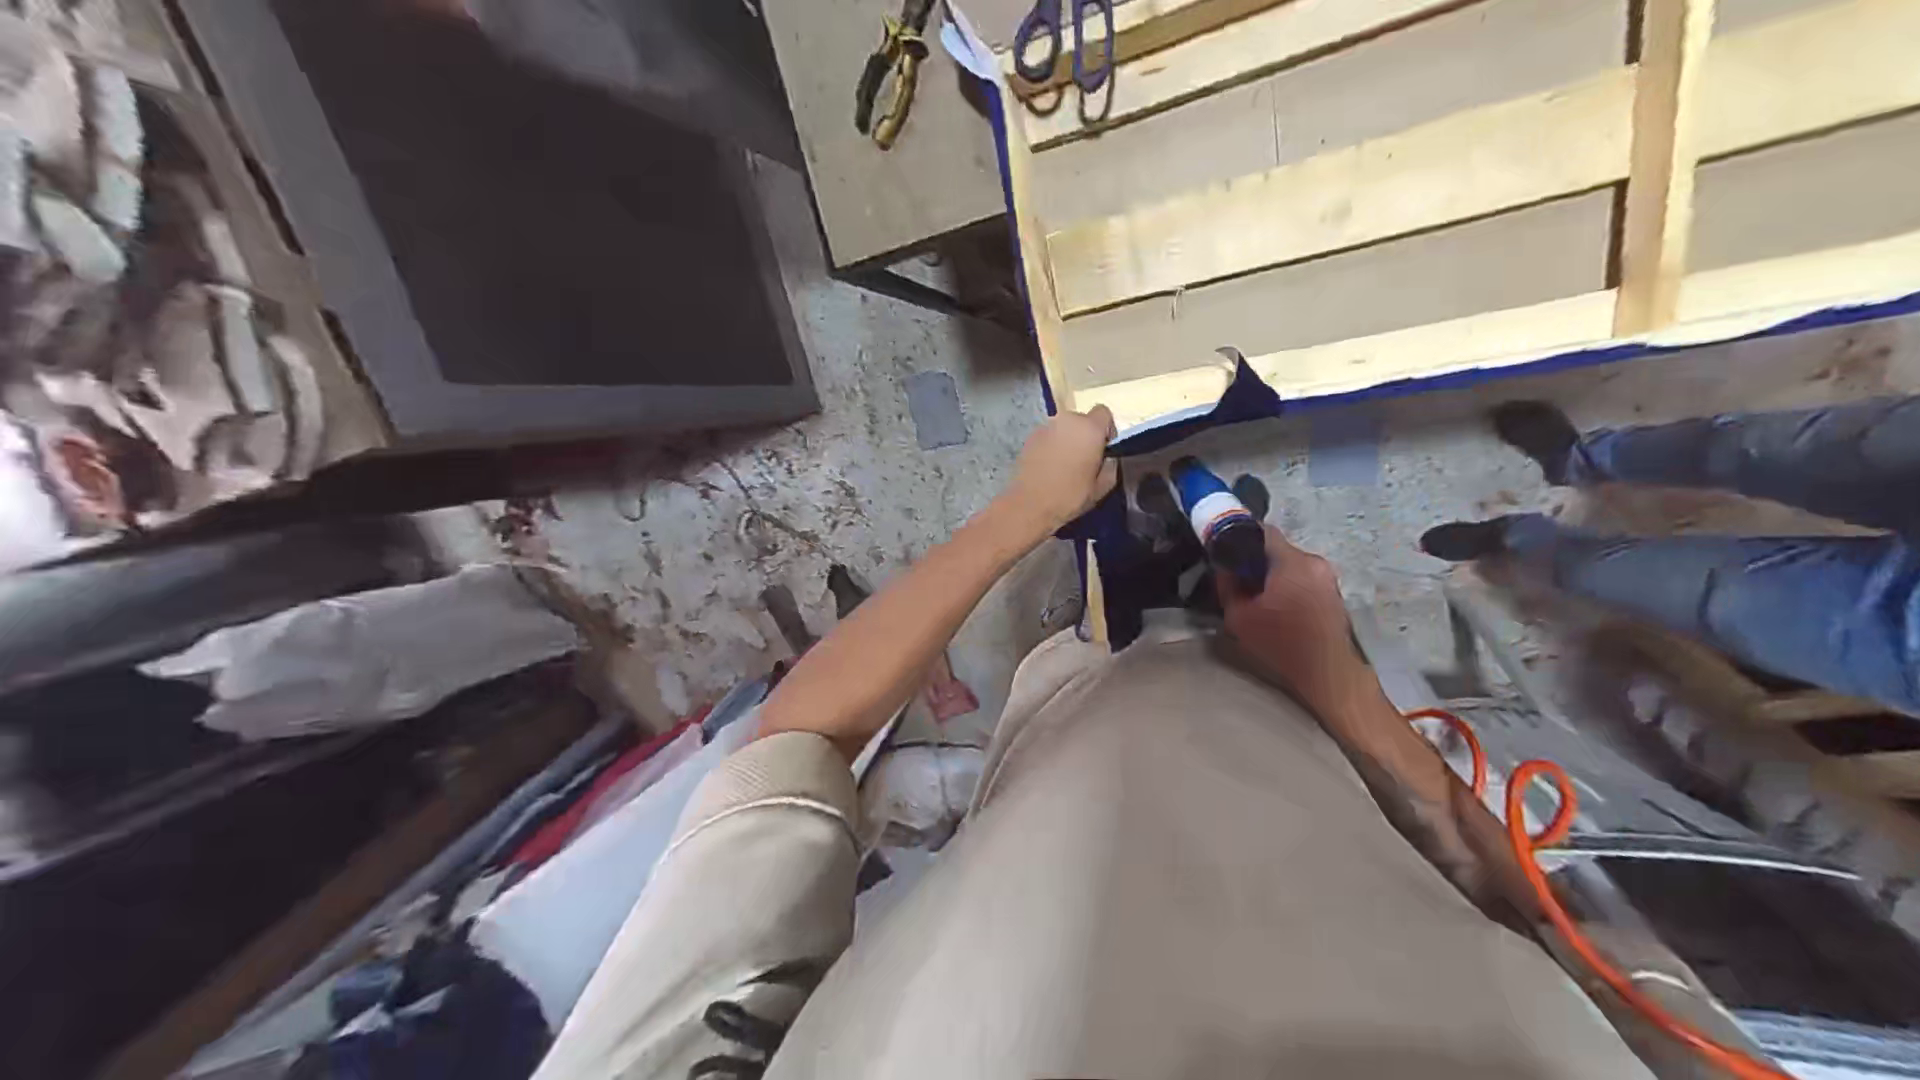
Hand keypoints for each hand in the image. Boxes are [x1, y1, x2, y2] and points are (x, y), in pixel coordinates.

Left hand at [1000, 406, 1118, 532]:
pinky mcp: (1029, 439)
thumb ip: (1111, 464)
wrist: (1029, 505)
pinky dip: (1051, 447)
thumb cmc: (1070, 496)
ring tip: (1065, 465)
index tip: (1104, 449)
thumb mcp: (1103, 486)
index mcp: (1089, 428)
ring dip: (1067, 441)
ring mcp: (1044, 427)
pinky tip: (1049, 467)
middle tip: (1085, 459)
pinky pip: (1048, 437)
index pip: (1104, 413)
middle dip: (1085, 435)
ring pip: (1063, 429)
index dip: (1106, 430)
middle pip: (1081, 420)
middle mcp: (1066, 420)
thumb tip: (1108, 457)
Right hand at [1218, 526, 1370, 710]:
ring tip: (1257, 597)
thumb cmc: (1281, 645)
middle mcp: (1314, 562)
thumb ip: (1227, 585)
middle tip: (1237, 580)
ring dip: (1272, 575)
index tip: (1224, 551)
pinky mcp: (1333, 593)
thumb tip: (1224, 568)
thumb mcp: (1239, 617)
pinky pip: (1303, 577)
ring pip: (1290, 564)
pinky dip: (1287, 585)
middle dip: (1255, 561)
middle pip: (1276, 549)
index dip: (1238, 537)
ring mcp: (1328, 577)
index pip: (1261, 531)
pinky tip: (1277, 607)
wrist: (1329, 676)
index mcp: (1292, 562)